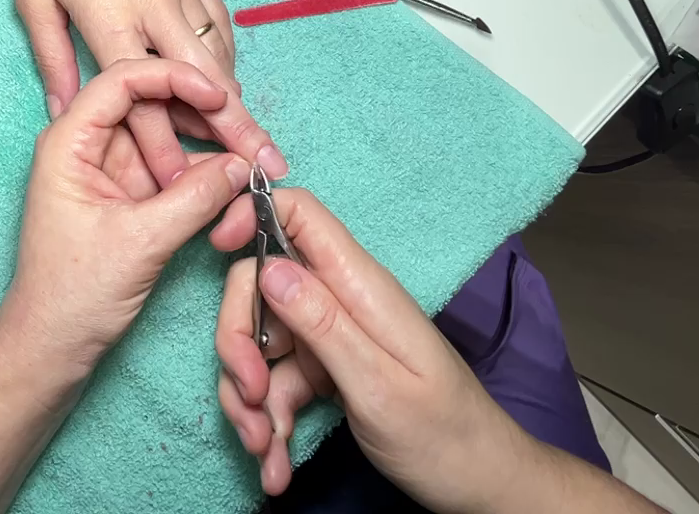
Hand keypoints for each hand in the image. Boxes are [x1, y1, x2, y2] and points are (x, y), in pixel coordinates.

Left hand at [0, 57, 254, 375]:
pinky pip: (173, 166)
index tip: (218, 95)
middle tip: (254, 137)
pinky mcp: (132, 191)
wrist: (53, 347)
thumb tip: (242, 166)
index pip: (122, 80)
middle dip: (204, 116)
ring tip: (259, 159)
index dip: (173, 77)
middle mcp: (90, 143)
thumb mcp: (139, 243)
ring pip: (169, 134)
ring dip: (211, 145)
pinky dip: (205, 172)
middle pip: (153, 104)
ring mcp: (113, 167)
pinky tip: (238, 179)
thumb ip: (193, 199)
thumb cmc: (73, 295)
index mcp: (70, 140)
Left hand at [15, 0, 284, 192]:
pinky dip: (229, 59)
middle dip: (235, 128)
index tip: (179, 182)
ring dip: (237, 99)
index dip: (162, 143)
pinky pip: (220, 23)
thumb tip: (62, 107)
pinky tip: (231, 84)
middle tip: (264, 166)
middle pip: (202, 79)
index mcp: (110, 17)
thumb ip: (52, 58)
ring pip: (219, 53)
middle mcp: (153, 6)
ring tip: (256, 139)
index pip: (142, 94)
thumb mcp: (35, 0)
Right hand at [208, 190, 539, 512]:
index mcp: (357, 282)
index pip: (299, 213)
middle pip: (259, 283)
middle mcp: (337, 297)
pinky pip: (274, 378)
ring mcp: (326, 332)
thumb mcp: (379, 385)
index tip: (217, 247)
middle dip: (238, 338)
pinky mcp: (321, 367)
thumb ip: (323, 323)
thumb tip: (267, 267)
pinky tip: (276, 463)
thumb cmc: (444, 435)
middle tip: (247, 394)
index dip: (252, 214)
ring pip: (259, 338)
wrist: (481, 488)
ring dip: (249, 395)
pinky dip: (267, 418)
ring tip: (265, 449)